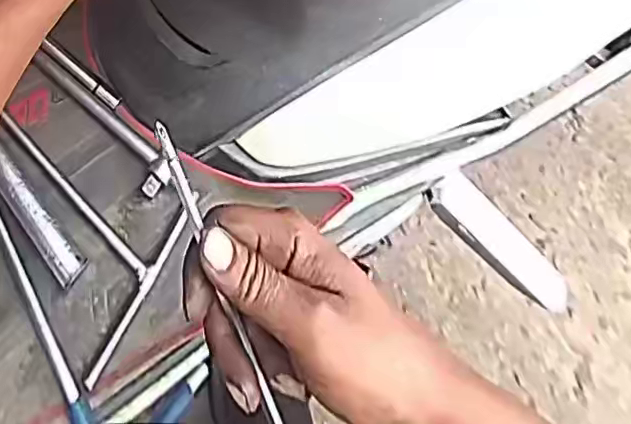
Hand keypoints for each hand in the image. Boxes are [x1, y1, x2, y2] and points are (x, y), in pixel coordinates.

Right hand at [184, 206, 543, 423]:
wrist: (424, 408)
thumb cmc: (386, 365)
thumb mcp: (311, 323)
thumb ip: (257, 283)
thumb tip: (212, 244)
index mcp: (295, 238)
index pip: (222, 224)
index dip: (206, 266)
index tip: (207, 309)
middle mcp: (291, 253)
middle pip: (223, 270)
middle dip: (227, 322)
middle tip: (248, 358)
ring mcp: (291, 285)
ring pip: (233, 305)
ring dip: (243, 349)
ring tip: (272, 374)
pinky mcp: (293, 315)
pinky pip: (253, 329)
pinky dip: (258, 359)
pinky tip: (281, 375)